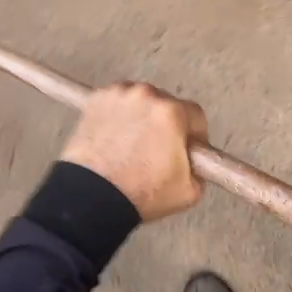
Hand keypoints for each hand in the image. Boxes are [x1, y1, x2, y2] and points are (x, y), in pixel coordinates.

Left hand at [60, 82, 207, 221]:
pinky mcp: (97, 98)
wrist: (91, 197)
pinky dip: (119, 113)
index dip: (194, 134)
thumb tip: (195, 160)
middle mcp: (148, 94)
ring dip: (142, 115)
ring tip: (132, 142)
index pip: (195, 115)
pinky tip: (115, 135)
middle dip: (166, 124)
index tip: (188, 148)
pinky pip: (117, 101)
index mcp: (172, 113)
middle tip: (156, 149)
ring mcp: (120, 94)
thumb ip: (200, 169)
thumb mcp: (188, 191)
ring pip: (141, 100)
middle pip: (167, 105)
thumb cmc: (139, 193)